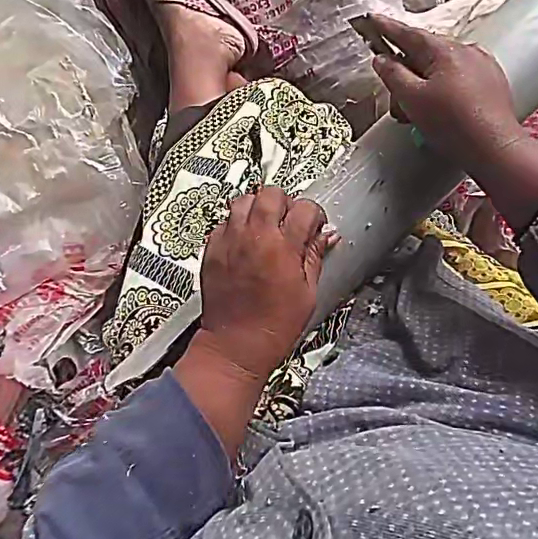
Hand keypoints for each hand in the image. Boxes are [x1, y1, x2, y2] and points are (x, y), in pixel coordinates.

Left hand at [197, 187, 333, 376]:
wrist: (235, 344)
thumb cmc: (272, 326)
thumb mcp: (307, 292)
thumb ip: (314, 257)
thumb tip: (325, 237)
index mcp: (283, 248)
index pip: (304, 209)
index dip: (313, 214)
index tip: (313, 225)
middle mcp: (254, 238)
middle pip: (271, 194)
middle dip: (284, 203)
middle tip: (288, 220)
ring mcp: (229, 241)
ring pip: (243, 200)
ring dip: (257, 208)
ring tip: (265, 226)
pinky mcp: (212, 248)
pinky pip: (224, 221)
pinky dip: (236, 224)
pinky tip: (244, 241)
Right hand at [367, 14, 537, 230]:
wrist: (494, 148)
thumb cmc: (454, 124)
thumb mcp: (412, 99)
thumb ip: (392, 74)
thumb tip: (382, 60)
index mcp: (445, 51)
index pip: (408, 34)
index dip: (386, 28)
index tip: (373, 20)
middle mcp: (467, 52)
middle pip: (424, 54)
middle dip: (405, 74)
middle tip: (397, 100)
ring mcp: (482, 66)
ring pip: (440, 68)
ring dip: (423, 85)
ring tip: (420, 113)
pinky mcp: (491, 82)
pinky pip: (457, 77)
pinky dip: (442, 89)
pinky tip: (440, 110)